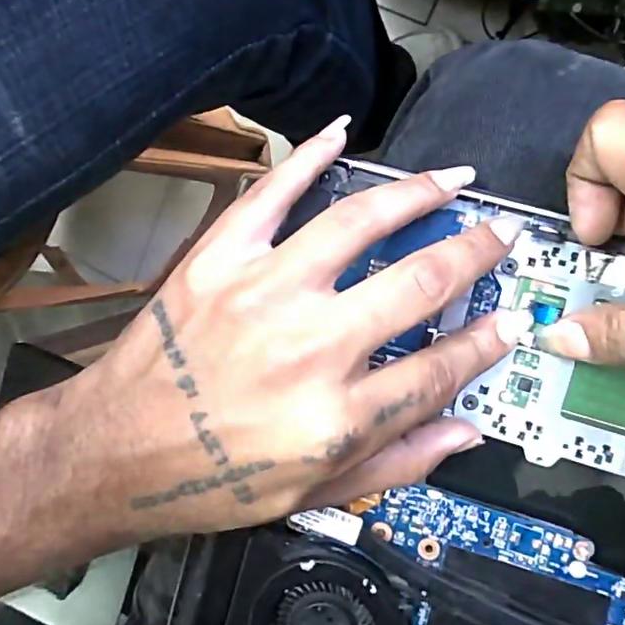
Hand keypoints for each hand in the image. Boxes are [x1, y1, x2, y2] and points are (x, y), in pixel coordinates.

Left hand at [26, 117, 528, 550]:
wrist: (111, 451)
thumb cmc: (216, 478)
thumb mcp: (315, 493)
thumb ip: (399, 462)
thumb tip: (467, 430)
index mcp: (334, 417)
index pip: (438, 370)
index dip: (487, 342)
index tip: (513, 317)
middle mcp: (307, 349)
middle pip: (417, 285)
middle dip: (474, 254)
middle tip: (501, 232)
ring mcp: (261, 294)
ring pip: (358, 223)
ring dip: (417, 193)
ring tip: (453, 180)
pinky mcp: (219, 261)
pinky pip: (273, 194)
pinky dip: (310, 156)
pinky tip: (343, 130)